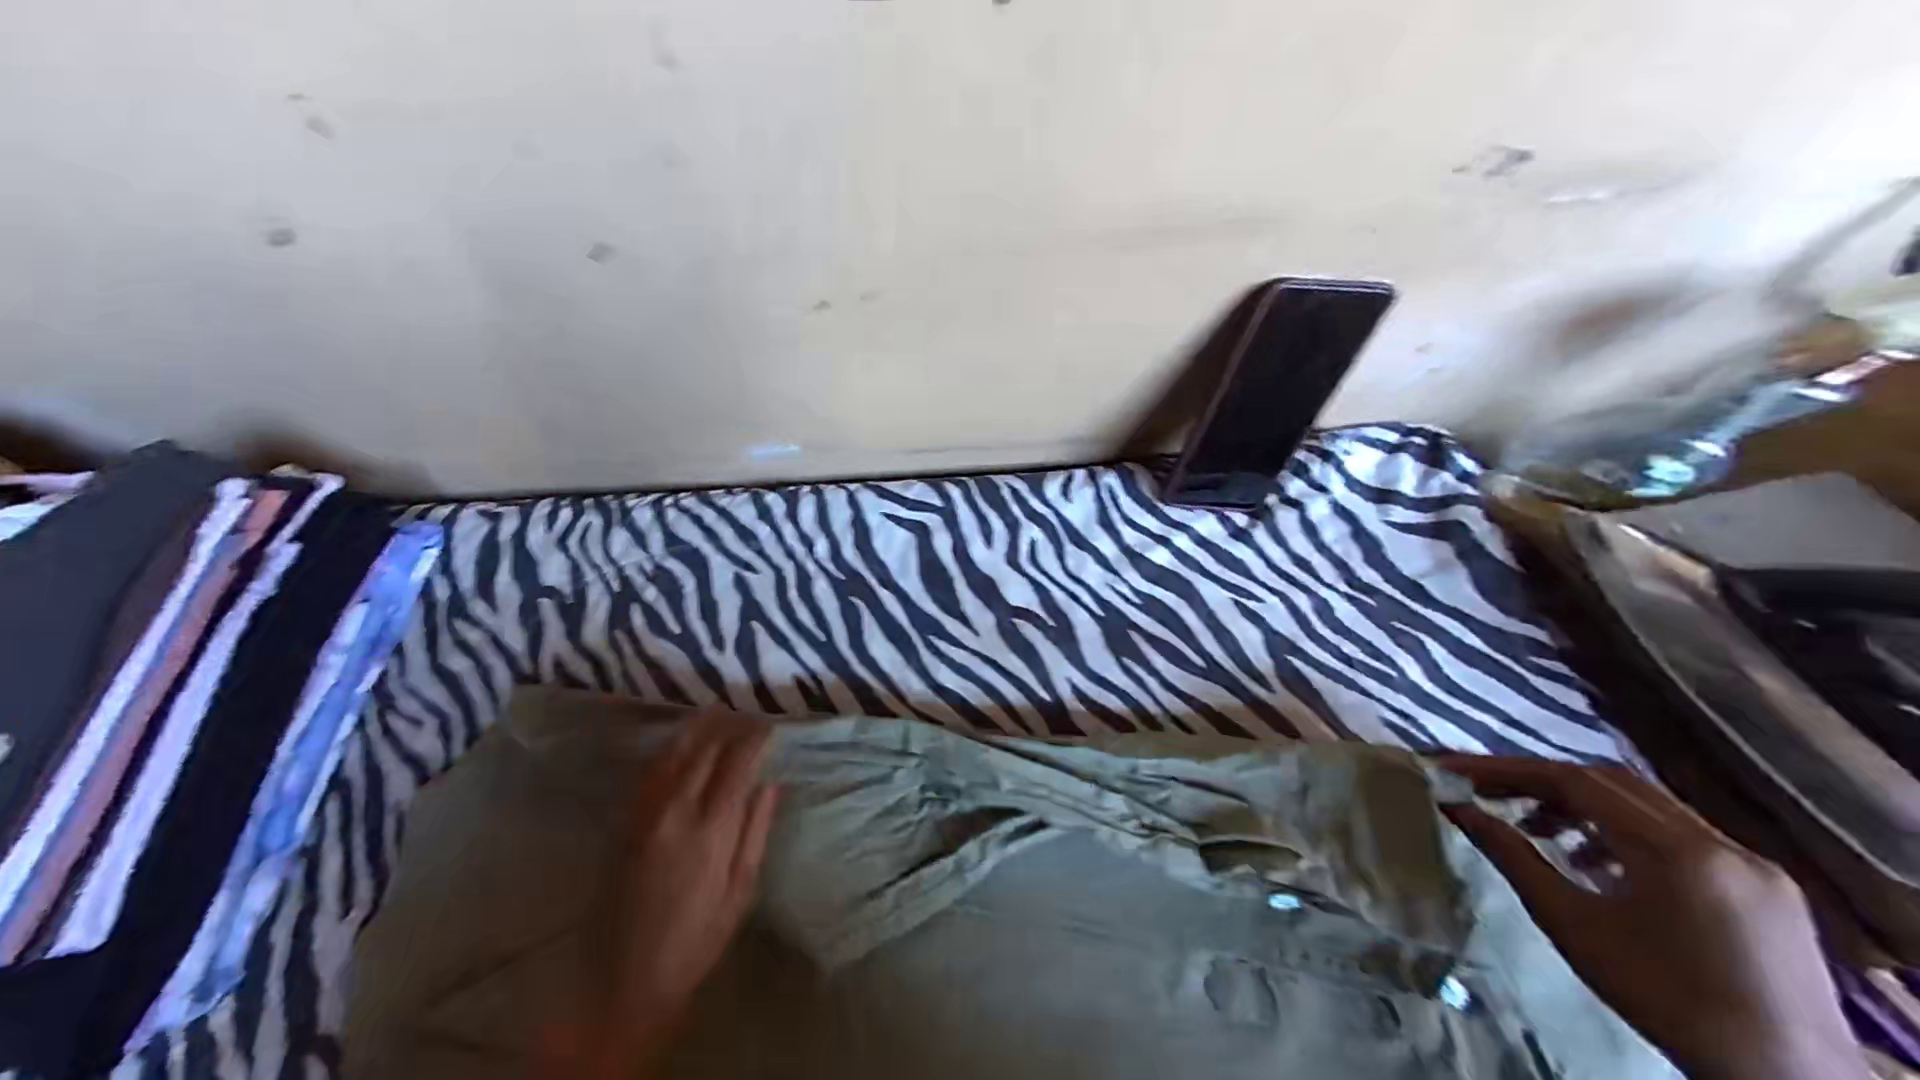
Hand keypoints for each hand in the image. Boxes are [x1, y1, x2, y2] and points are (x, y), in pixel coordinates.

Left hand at [552, 706, 778, 1079]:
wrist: (628, 976)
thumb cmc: (699, 937)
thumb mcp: (742, 890)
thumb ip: (756, 831)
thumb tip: (771, 784)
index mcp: (712, 829)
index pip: (737, 765)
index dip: (755, 739)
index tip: (769, 724)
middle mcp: (676, 812)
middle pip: (704, 752)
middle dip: (728, 727)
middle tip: (745, 712)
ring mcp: (646, 815)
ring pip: (673, 756)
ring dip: (696, 730)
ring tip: (714, 712)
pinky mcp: (626, 824)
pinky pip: (649, 774)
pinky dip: (668, 750)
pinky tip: (679, 743)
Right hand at [1437, 756, 1866, 1079]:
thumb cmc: (1663, 999)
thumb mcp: (1571, 924)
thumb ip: (1511, 856)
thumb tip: (1456, 808)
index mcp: (1677, 849)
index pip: (1575, 781)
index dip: (1506, 769)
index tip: (1455, 769)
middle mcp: (1720, 841)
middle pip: (1611, 783)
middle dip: (1541, 781)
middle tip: (1486, 790)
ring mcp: (1752, 862)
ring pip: (1647, 806)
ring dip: (1583, 806)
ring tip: (1535, 827)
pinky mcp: (1767, 886)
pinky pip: (1680, 834)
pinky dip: (1626, 832)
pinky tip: (1597, 863)